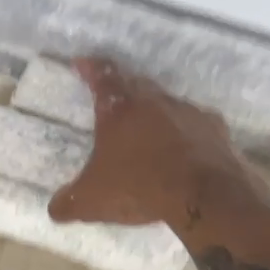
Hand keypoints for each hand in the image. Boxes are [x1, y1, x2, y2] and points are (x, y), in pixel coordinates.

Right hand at [47, 57, 269, 233]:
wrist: (204, 196)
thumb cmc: (139, 188)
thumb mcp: (89, 202)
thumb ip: (66, 203)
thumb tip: (55, 207)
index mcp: (119, 111)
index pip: (102, 77)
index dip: (90, 68)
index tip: (81, 61)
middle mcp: (154, 102)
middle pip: (135, 84)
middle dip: (121, 87)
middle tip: (110, 96)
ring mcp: (188, 112)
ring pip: (163, 103)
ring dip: (150, 111)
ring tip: (141, 130)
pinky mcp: (213, 129)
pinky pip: (189, 124)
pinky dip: (177, 132)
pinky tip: (175, 150)